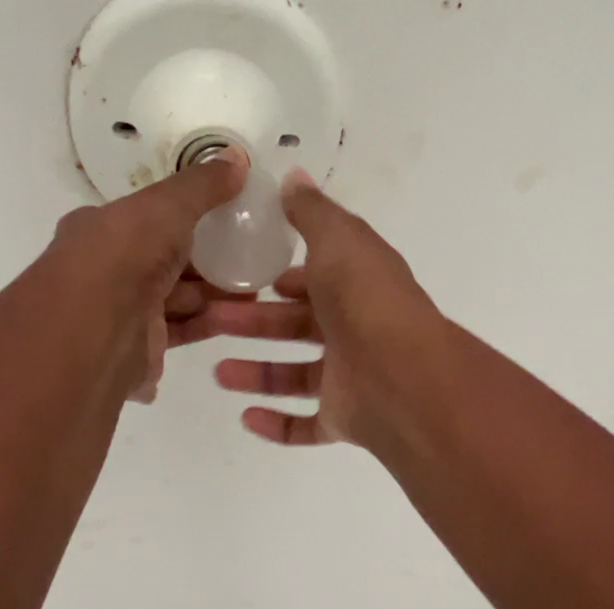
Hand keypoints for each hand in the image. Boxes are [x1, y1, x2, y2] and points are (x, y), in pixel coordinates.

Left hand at [41, 147, 249, 402]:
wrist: (99, 330)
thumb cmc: (125, 255)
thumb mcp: (167, 205)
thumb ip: (202, 186)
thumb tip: (238, 158)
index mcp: (102, 230)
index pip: (147, 221)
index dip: (184, 219)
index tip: (224, 219)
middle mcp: (108, 271)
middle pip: (165, 262)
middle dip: (206, 261)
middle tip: (249, 257)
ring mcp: (123, 313)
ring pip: (175, 299)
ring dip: (212, 295)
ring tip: (254, 290)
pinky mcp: (141, 349)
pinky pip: (179, 331)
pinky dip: (206, 323)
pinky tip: (237, 320)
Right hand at [201, 169, 447, 446]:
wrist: (400, 375)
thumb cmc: (366, 301)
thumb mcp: (338, 240)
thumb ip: (312, 213)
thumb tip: (292, 177)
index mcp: (355, 287)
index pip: (317, 282)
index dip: (286, 280)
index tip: (250, 279)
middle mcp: (354, 333)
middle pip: (297, 328)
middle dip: (255, 325)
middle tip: (212, 322)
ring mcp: (349, 381)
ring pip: (295, 377)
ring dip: (257, 374)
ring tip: (218, 373)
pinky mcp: (342, 421)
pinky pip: (306, 427)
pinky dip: (277, 425)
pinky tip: (246, 418)